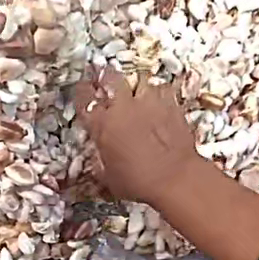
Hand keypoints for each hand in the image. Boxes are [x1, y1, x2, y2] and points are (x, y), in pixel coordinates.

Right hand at [76, 70, 206, 205]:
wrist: (176, 179)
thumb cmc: (139, 183)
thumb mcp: (110, 178)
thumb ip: (101, 163)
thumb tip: (99, 160)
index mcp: (102, 124)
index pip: (84, 99)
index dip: (82, 92)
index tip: (84, 90)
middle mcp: (123, 107)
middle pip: (110, 77)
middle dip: (106, 76)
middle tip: (106, 78)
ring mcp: (148, 103)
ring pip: (139, 79)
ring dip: (136, 85)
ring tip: (137, 91)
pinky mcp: (171, 104)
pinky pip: (163, 90)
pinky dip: (159, 93)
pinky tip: (160, 101)